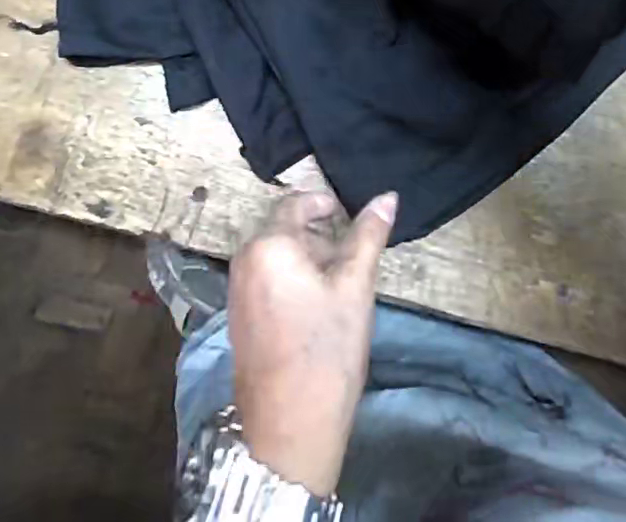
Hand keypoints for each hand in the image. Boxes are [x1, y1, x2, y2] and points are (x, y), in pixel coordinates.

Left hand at [228, 189, 395, 497]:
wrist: (290, 429)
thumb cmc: (327, 349)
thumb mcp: (355, 285)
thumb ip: (369, 235)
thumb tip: (387, 196)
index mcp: (268, 246)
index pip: (297, 203)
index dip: (329, 205)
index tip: (356, 222)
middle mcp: (245, 261)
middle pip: (287, 229)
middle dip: (323, 237)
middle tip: (355, 262)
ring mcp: (238, 291)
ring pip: (280, 256)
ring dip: (312, 260)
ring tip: (343, 288)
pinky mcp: (240, 316)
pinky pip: (269, 279)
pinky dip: (295, 280)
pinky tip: (320, 309)